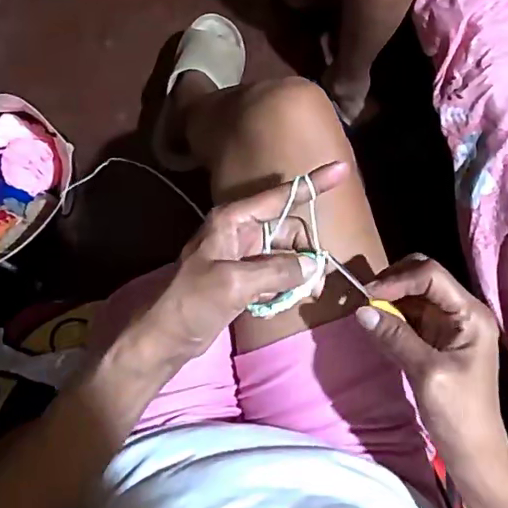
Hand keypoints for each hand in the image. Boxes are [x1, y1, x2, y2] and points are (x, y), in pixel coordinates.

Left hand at [123, 161, 352, 371]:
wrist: (165, 337)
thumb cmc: (192, 302)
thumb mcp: (234, 283)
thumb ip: (277, 271)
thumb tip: (312, 266)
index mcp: (233, 220)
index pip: (280, 196)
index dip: (312, 184)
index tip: (341, 169)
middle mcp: (240, 230)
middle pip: (289, 229)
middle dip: (306, 252)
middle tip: (315, 283)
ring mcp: (243, 253)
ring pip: (286, 252)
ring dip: (299, 272)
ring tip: (304, 295)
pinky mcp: (245, 275)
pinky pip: (278, 271)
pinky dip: (286, 283)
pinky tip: (284, 300)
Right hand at [355, 257, 507, 480]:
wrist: (474, 454)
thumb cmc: (459, 414)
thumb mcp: (427, 373)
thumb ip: (396, 337)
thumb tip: (361, 310)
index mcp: (471, 313)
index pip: (431, 276)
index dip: (398, 279)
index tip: (368, 294)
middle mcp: (462, 311)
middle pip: (424, 276)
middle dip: (393, 282)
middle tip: (366, 299)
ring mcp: (448, 325)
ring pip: (413, 293)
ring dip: (389, 298)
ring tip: (366, 311)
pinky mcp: (435, 339)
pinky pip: (409, 315)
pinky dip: (391, 315)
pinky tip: (376, 325)